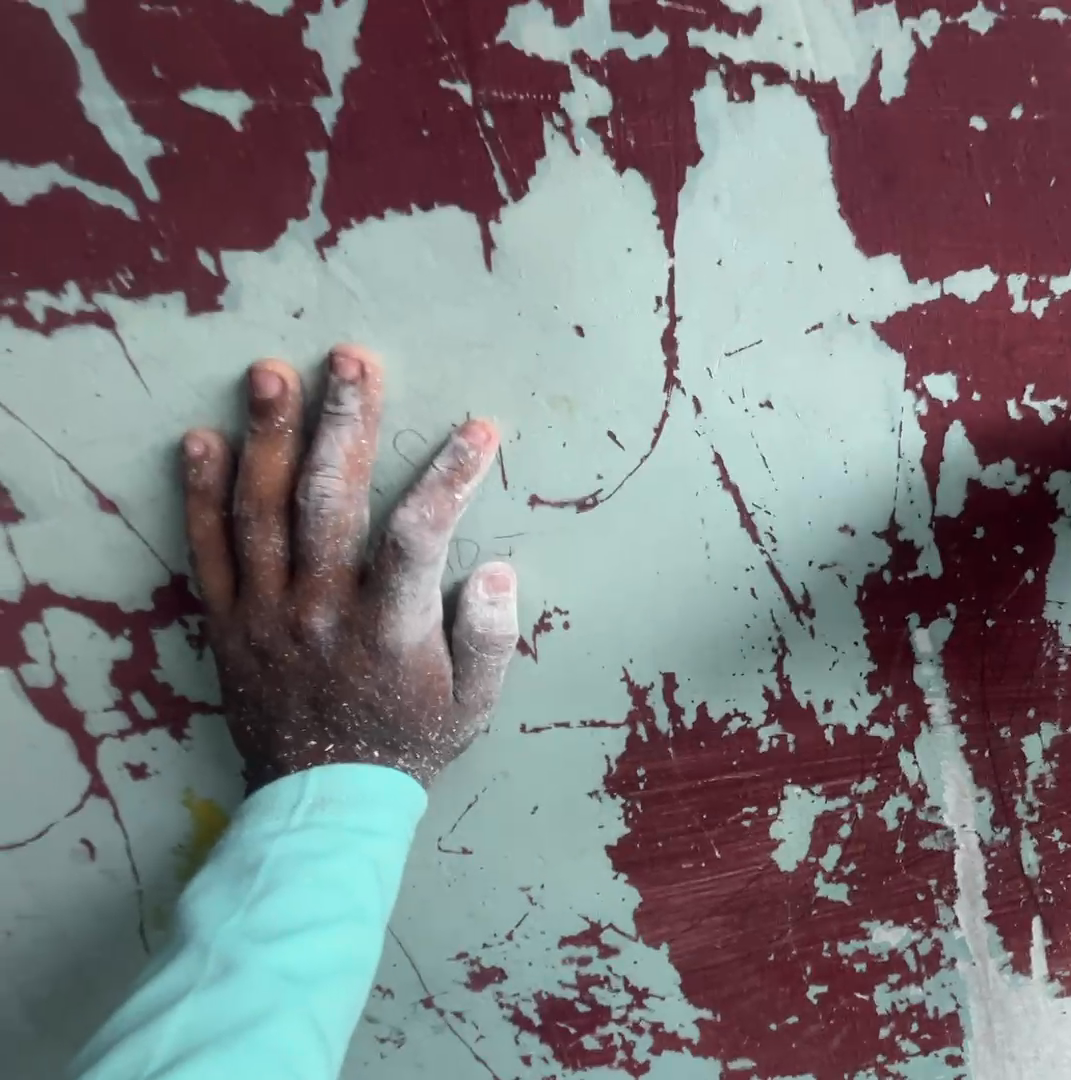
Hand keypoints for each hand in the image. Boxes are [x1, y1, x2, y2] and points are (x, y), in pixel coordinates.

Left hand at [180, 345, 517, 790]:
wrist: (327, 794)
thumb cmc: (417, 736)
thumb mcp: (480, 698)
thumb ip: (493, 635)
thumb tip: (500, 572)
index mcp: (393, 628)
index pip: (420, 535)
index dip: (451, 476)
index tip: (478, 431)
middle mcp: (322, 610)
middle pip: (329, 501)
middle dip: (345, 424)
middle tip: (352, 362)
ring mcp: (266, 613)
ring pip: (263, 511)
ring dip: (271, 437)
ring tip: (275, 374)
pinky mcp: (227, 622)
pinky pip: (208, 550)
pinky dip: (201, 492)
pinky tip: (206, 440)